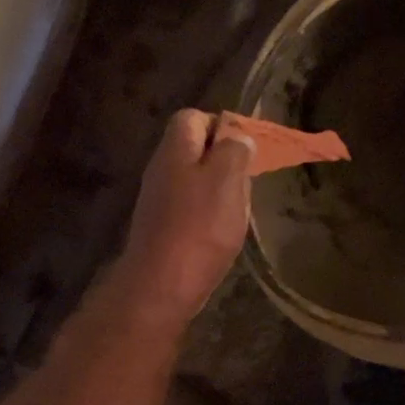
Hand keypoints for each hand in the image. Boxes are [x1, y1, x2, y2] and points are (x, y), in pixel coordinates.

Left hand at [112, 109, 254, 320]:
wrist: (160, 287)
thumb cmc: (198, 227)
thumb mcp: (226, 179)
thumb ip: (234, 150)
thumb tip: (238, 137)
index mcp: (175, 149)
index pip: (193, 117)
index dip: (221, 125)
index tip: (245, 147)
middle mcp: (161, 168)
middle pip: (194, 149)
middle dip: (225, 161)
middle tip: (246, 181)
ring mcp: (159, 199)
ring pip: (195, 180)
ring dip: (220, 190)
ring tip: (238, 209)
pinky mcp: (162, 227)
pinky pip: (190, 208)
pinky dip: (209, 215)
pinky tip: (222, 234)